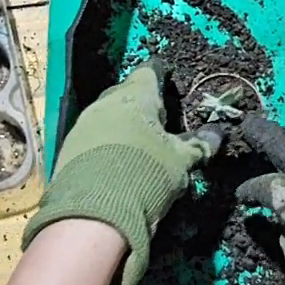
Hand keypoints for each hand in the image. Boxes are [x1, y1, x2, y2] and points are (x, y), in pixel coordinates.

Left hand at [22, 63, 211, 284]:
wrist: (93, 212)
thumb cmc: (145, 171)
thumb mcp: (180, 160)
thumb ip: (198, 145)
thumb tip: (217, 134)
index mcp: (135, 94)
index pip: (150, 72)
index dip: (162, 77)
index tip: (170, 85)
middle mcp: (105, 101)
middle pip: (126, 92)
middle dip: (140, 103)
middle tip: (158, 120)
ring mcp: (83, 124)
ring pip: (107, 115)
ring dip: (121, 125)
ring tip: (138, 144)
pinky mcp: (68, 148)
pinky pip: (93, 137)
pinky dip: (106, 144)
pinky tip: (115, 162)